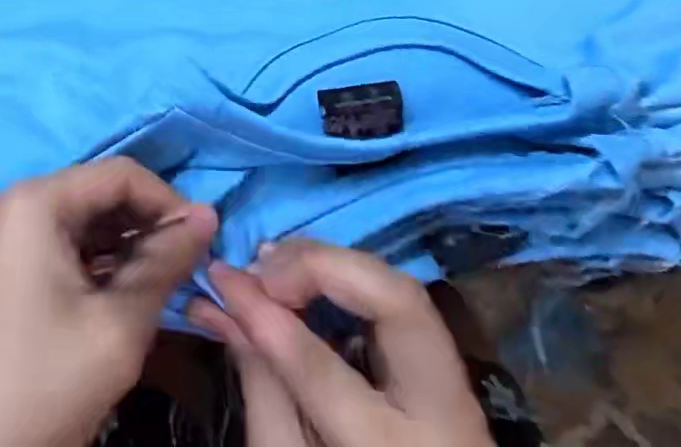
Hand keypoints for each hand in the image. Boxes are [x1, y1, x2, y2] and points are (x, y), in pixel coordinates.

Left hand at [0, 159, 217, 446]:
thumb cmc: (44, 379)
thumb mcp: (118, 323)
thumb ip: (166, 262)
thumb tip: (209, 214)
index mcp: (37, 200)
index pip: (120, 174)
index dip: (168, 201)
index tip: (205, 241)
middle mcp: (18, 202)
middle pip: (100, 193)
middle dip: (148, 223)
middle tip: (189, 264)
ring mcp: (8, 234)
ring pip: (85, 220)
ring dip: (128, 245)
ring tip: (165, 281)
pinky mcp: (8, 264)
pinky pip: (65, 244)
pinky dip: (100, 261)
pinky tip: (127, 291)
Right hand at [187, 240, 493, 446]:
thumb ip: (259, 383)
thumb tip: (224, 304)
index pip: (320, 368)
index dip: (263, 314)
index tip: (221, 277)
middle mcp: (447, 417)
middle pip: (398, 301)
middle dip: (322, 265)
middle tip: (262, 265)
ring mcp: (458, 391)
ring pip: (401, 289)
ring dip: (329, 263)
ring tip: (271, 264)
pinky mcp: (447, 373)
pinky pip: (396, 302)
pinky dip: (344, 277)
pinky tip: (302, 275)